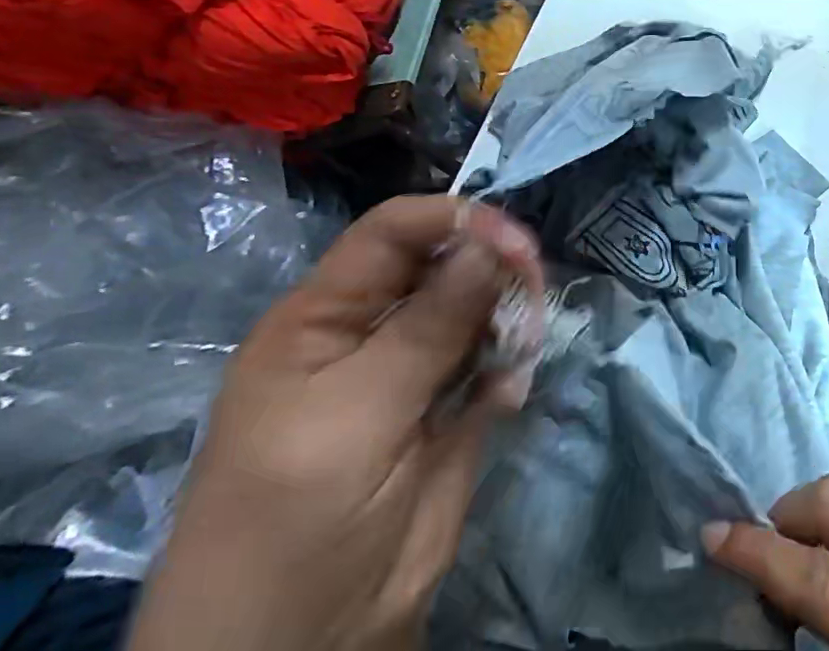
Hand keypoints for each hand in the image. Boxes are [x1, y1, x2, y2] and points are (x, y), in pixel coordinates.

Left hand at [128, 196, 545, 650]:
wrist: (299, 649)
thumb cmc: (294, 516)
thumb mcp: (356, 412)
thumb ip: (428, 327)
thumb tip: (488, 243)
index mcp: (324, 314)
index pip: (390, 233)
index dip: (452, 220)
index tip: (514, 240)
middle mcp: (370, 332)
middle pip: (443, 266)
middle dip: (492, 268)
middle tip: (534, 293)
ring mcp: (411, 374)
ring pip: (473, 315)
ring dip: (508, 318)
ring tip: (525, 345)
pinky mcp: (445, 415)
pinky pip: (488, 367)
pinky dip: (508, 368)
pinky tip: (511, 391)